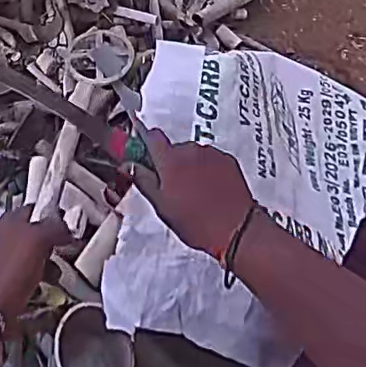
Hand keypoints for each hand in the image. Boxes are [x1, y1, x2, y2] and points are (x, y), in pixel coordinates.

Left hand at [0, 206, 70, 316]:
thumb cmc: (13, 269)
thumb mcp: (38, 240)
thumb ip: (54, 228)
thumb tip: (65, 227)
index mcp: (9, 221)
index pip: (33, 209)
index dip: (51, 215)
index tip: (66, 225)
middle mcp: (3, 237)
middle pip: (33, 233)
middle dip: (50, 242)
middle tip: (63, 249)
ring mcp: (3, 260)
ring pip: (31, 255)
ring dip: (46, 262)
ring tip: (56, 273)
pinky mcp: (5, 282)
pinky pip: (27, 274)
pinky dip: (38, 278)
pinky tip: (45, 285)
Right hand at [141, 128, 253, 257]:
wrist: (236, 229)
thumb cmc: (196, 222)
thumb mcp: (162, 206)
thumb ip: (143, 180)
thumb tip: (129, 165)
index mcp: (169, 159)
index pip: (152, 136)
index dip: (146, 143)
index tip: (144, 154)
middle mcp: (189, 149)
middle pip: (173, 148)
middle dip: (171, 163)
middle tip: (173, 188)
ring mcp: (210, 153)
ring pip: (193, 155)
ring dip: (190, 167)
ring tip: (195, 194)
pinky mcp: (227, 159)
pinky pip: (211, 159)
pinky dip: (209, 170)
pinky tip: (211, 191)